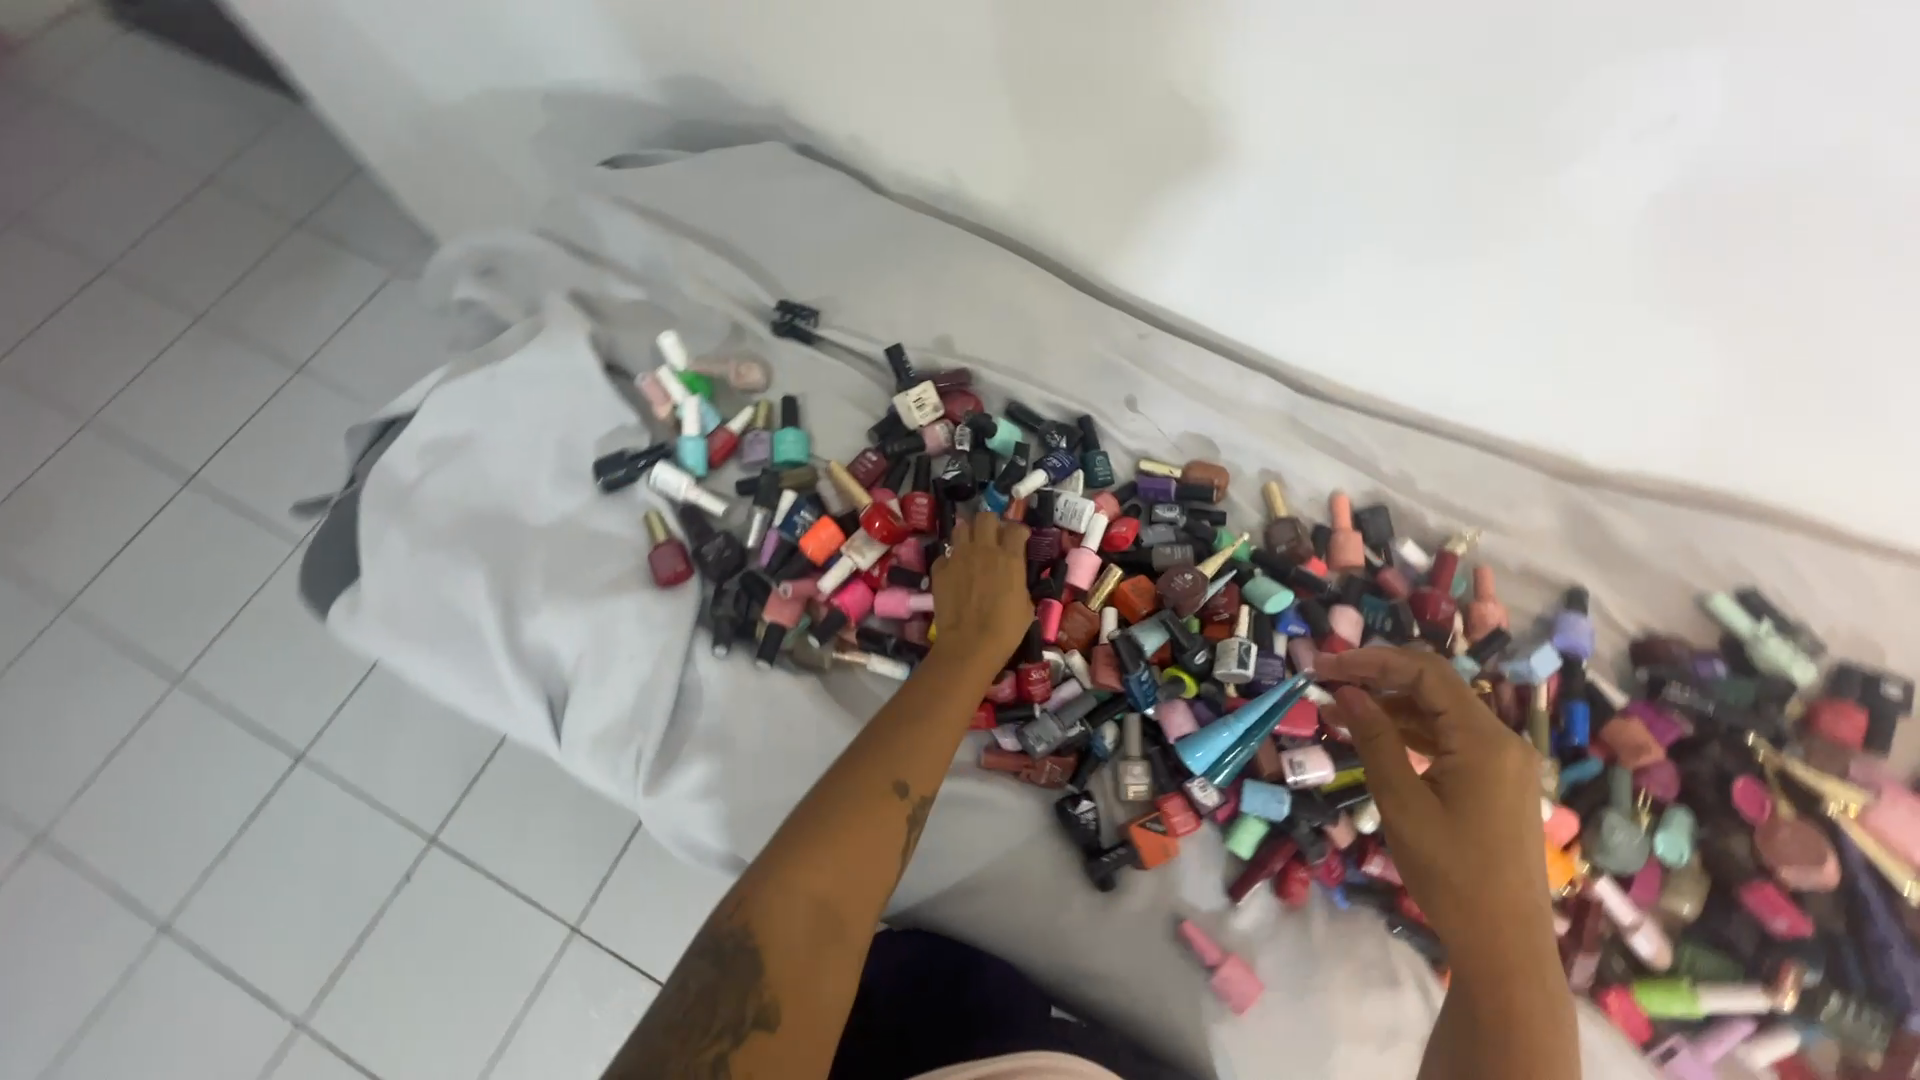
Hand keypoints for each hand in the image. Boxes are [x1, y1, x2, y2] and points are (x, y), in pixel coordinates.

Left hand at [929, 511, 1032, 671]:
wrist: (970, 645)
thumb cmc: (1006, 630)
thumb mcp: (1026, 606)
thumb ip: (1019, 583)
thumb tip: (1014, 580)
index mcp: (1009, 557)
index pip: (1015, 528)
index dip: (1019, 531)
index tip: (1020, 538)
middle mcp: (983, 550)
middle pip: (985, 517)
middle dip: (991, 523)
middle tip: (993, 537)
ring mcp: (958, 557)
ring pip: (961, 527)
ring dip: (968, 534)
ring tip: (972, 547)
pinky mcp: (939, 569)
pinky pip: (944, 554)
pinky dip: (950, 559)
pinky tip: (954, 571)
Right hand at [1314, 647, 1554, 961]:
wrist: (1504, 943)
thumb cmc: (1450, 873)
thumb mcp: (1401, 802)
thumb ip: (1374, 739)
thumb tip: (1346, 692)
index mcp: (1484, 739)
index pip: (1425, 673)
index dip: (1371, 661)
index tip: (1323, 666)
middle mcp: (1502, 739)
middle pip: (1435, 686)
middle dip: (1377, 676)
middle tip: (1325, 680)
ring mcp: (1503, 761)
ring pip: (1440, 711)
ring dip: (1390, 704)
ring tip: (1338, 709)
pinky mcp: (1496, 781)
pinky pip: (1449, 738)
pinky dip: (1409, 730)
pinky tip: (1372, 735)